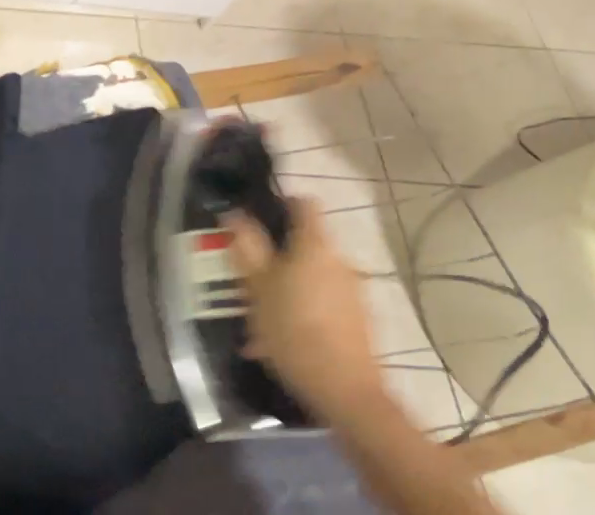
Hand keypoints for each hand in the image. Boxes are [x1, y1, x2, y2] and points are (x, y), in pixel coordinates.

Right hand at [223, 198, 387, 423]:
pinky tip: (282, 337)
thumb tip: (234, 214)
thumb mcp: (257, 287)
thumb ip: (246, 247)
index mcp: (315, 244)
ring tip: (261, 314)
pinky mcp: (359, 319)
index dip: (280, 203)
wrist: (344, 391)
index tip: (257, 218)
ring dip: (288, 285)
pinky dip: (303, 308)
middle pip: (305, 242)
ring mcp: (353, 290)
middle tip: (249, 275)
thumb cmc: (293, 330)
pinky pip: (323, 300)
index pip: (303, 203)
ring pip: (312, 274)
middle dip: (276, 255)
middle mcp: (340, 259)